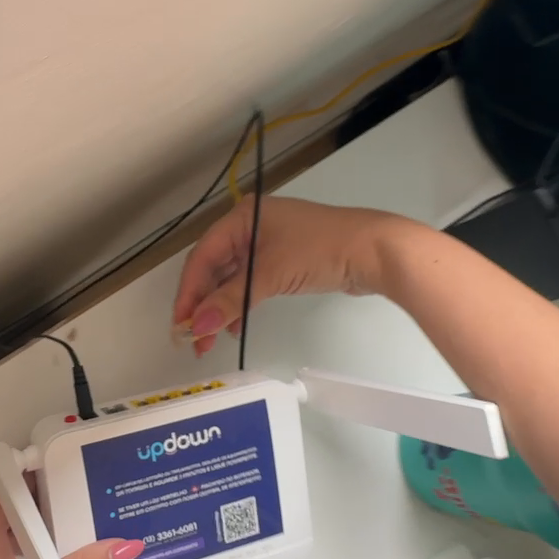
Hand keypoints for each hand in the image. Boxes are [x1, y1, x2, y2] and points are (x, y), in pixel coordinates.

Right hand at [173, 198, 421, 355]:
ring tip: (209, 339)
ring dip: (219, 307)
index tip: (181, 324)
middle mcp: (248, 227)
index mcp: (241, 218)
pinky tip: (232, 326)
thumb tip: (197, 327)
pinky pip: (249, 283)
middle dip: (201, 303)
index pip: (202, 257)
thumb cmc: (320, 250)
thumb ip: (230, 301)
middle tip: (193, 338)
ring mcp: (266, 244)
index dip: (189, 292)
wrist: (376, 251)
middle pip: (213, 268)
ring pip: (230, 278)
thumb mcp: (270, 275)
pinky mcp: (281, 261)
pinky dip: (239, 304)